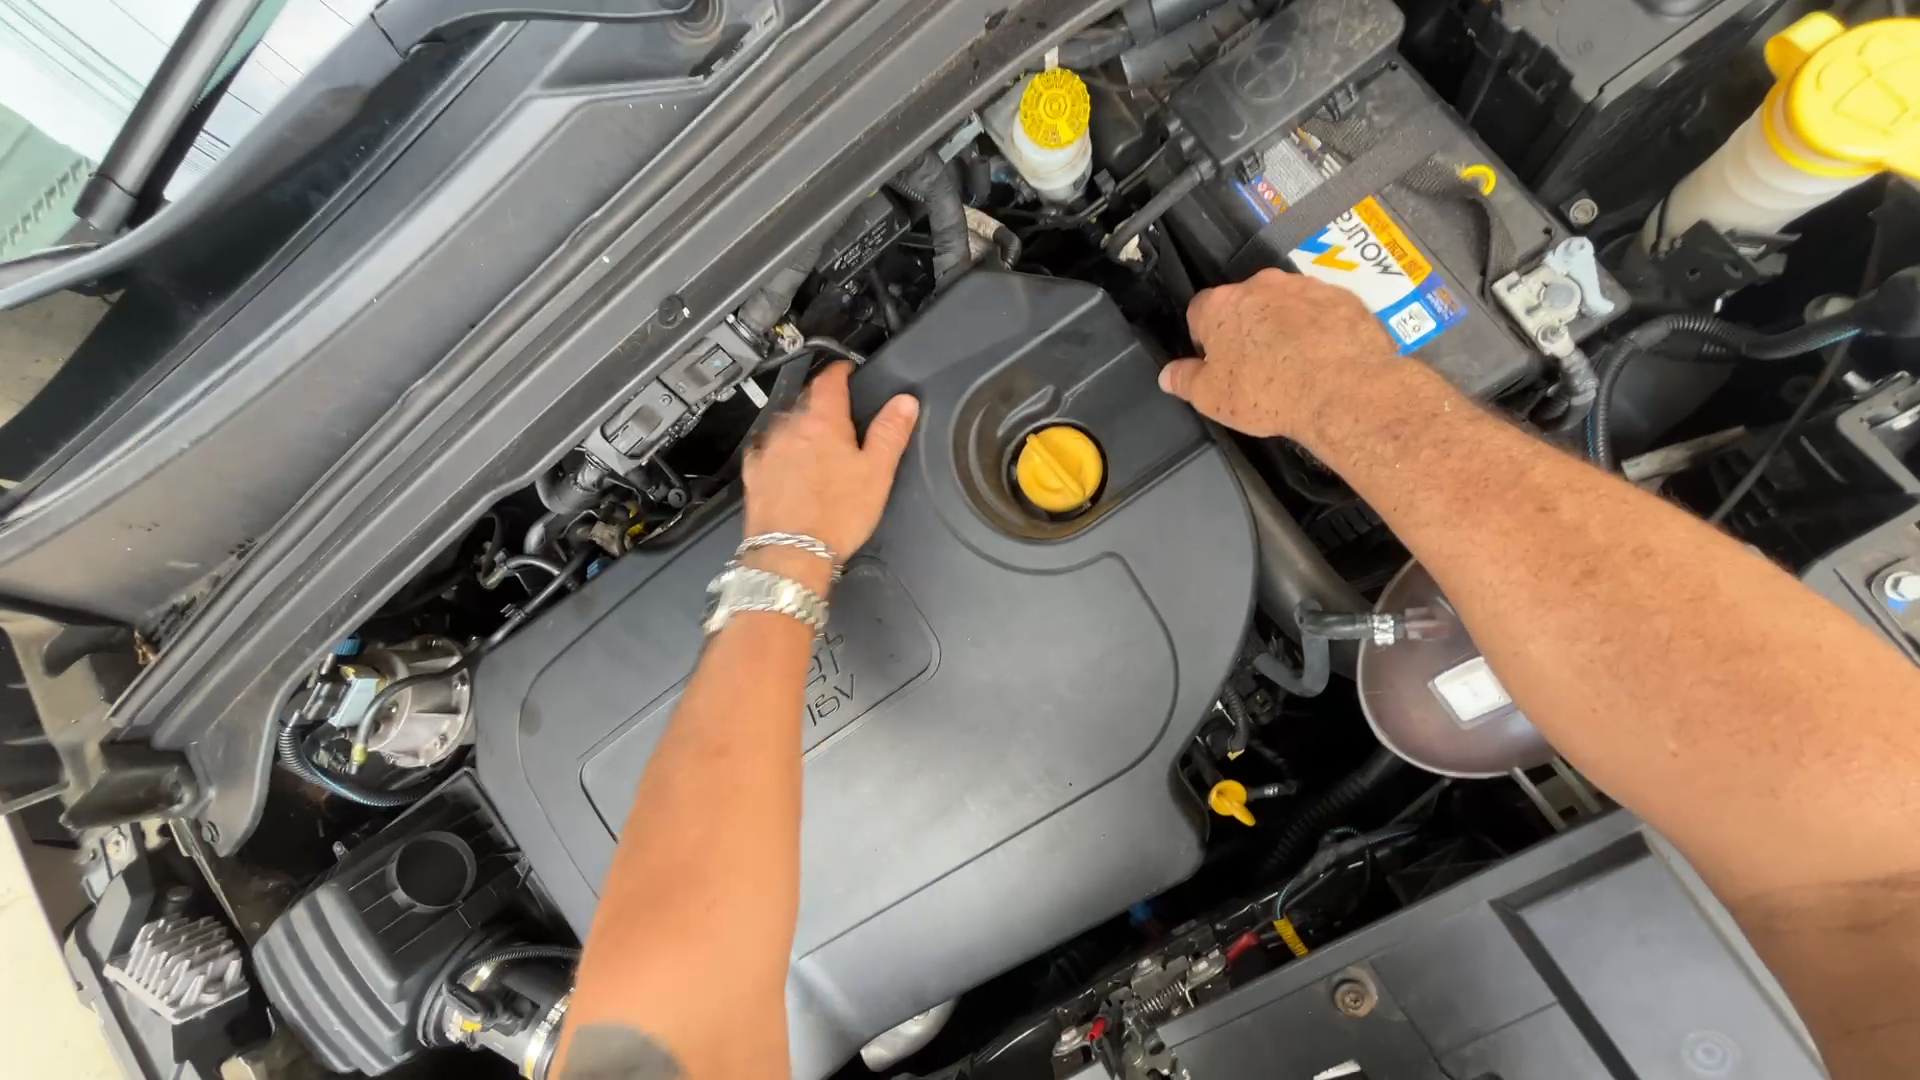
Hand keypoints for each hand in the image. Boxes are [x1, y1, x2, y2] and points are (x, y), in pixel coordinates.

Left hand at [741, 361, 918, 591]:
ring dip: (800, 429)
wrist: (791, 552)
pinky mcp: (754, 475)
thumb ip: (890, 432)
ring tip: (818, 447)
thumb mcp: (877, 472)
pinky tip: (790, 468)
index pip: (830, 380)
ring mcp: (768, 451)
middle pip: (806, 403)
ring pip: (785, 427)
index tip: (845, 369)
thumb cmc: (835, 516)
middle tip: (840, 417)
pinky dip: (780, 453)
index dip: (840, 370)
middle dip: (822, 405)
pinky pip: (767, 452)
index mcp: (823, 422)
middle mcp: (790, 429)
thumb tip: (904, 403)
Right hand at [1158, 269, 1412, 440]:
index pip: (1198, 312)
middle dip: (1244, 330)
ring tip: (1290, 366)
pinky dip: (1317, 329)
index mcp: (1220, 306)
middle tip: (1252, 367)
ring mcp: (1303, 286)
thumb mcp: (1210, 398)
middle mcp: (1260, 285)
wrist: (1341, 389)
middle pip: (1242, 304)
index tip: (1215, 362)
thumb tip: (1167, 375)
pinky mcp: (1341, 296)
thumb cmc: (1267, 392)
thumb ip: (1184, 381)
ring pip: (1283, 305)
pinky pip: (1320, 310)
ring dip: (1281, 327)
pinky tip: (1320, 360)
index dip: (1203, 339)